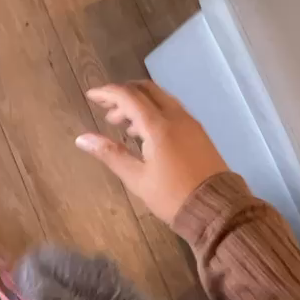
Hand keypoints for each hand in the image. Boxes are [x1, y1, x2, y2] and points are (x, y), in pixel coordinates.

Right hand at [78, 81, 227, 225]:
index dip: (107, 92)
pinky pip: (171, 109)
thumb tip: (82, 138)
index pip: (128, 96)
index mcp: (158, 126)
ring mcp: (190, 122)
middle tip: (106, 109)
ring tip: (121, 124)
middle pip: (146, 89)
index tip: (90, 96)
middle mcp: (175, 116)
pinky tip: (144, 132)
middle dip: (123, 94)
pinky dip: (153, 110)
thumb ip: (110, 154)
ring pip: (160, 98)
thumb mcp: (136, 178)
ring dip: (138, 102)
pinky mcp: (197, 131)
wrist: (217, 209)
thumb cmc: (172, 196)